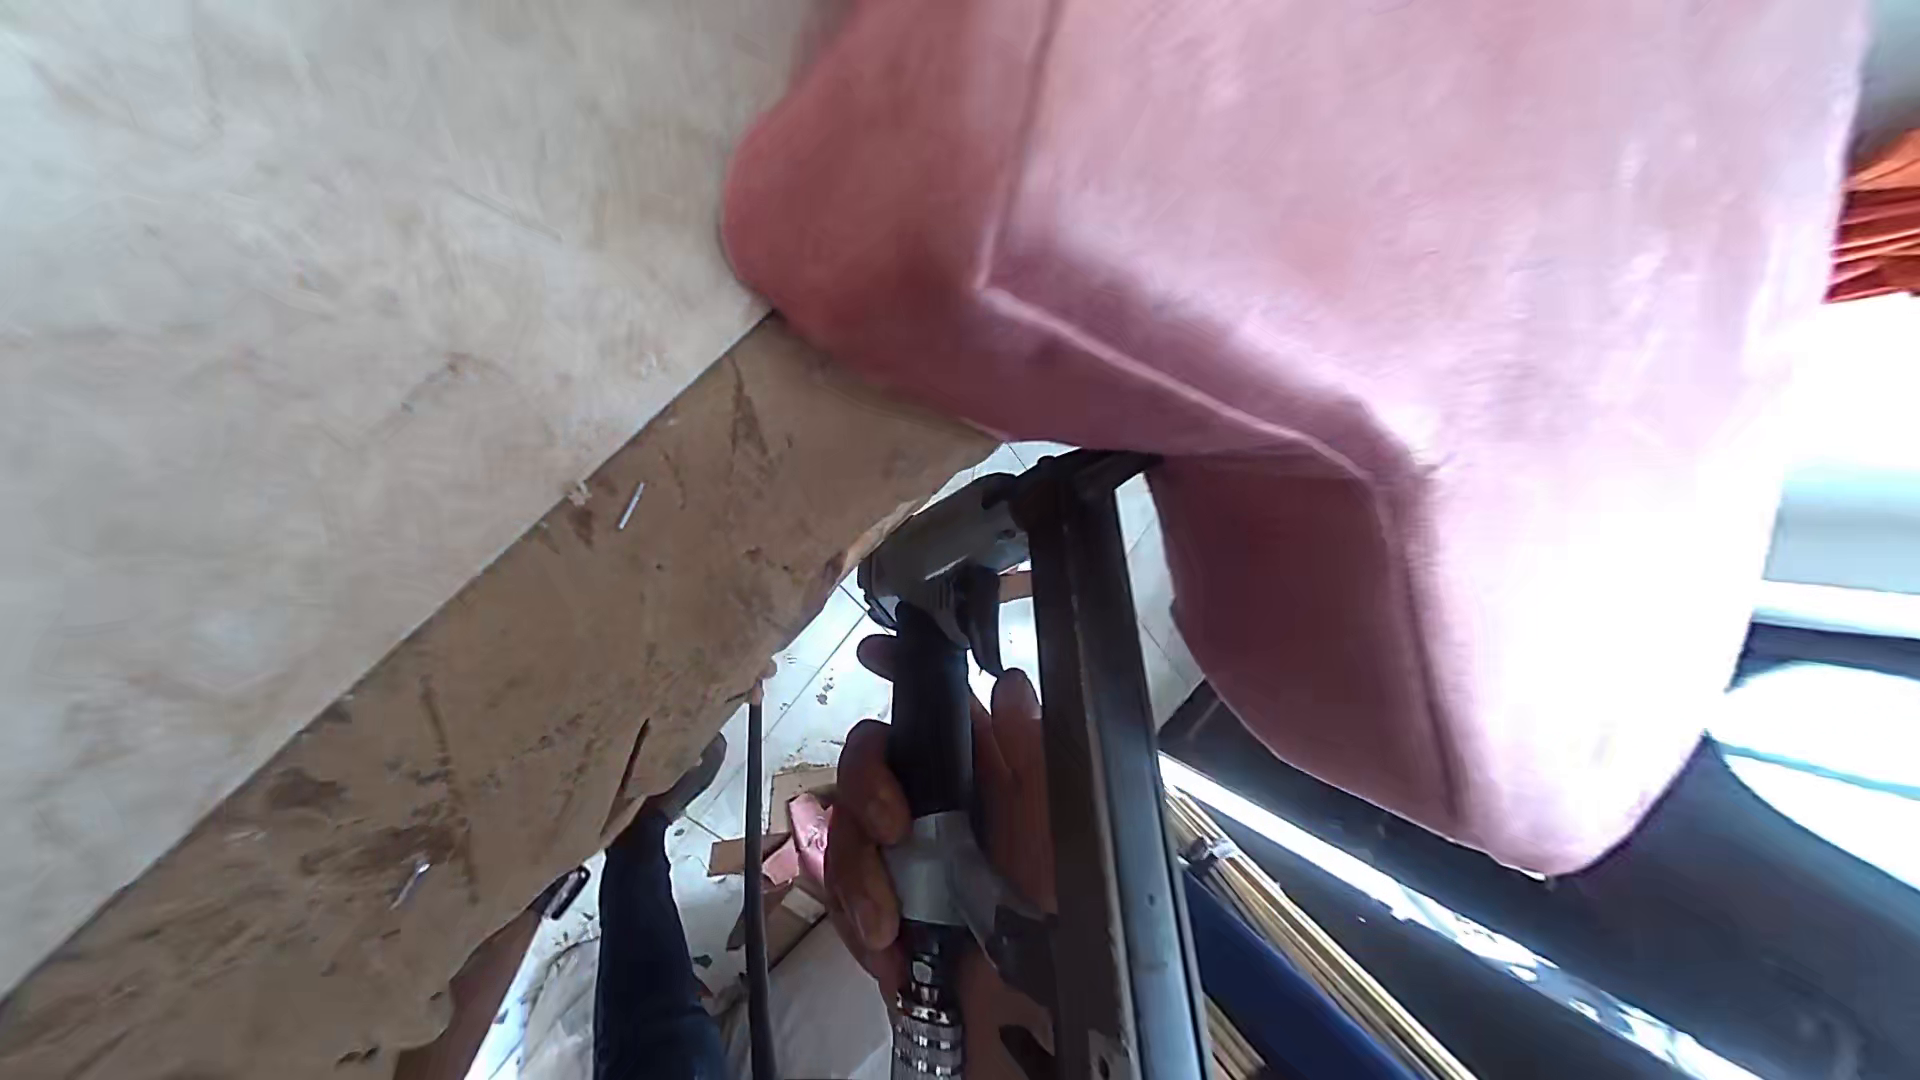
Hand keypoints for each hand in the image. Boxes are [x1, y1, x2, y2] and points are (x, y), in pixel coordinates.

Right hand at [826, 635, 1055, 1078]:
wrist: (1014, 1052)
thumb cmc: (1055, 943)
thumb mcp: (1057, 847)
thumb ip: (1036, 764)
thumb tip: (1011, 681)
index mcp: (988, 780)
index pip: (944, 709)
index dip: (907, 674)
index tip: (872, 654)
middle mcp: (940, 804)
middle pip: (875, 751)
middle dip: (869, 780)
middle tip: (891, 826)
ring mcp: (901, 853)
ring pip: (844, 816)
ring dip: (859, 871)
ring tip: (891, 928)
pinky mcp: (872, 901)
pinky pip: (834, 883)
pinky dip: (853, 916)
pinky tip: (889, 954)